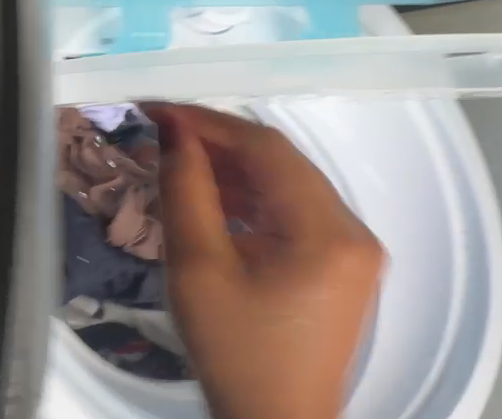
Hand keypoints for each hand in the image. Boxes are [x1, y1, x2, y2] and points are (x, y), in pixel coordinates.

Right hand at [143, 104, 384, 418]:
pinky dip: (240, 190)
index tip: (150, 112)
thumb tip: (170, 128)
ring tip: (167, 159)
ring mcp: (347, 249)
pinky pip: (285, 206)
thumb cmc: (234, 344)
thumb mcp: (196, 260)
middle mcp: (351, 233)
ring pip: (280, 179)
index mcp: (328, 233)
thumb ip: (184, 185)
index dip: (204, 121)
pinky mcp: (334, 263)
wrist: (272, 417)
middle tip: (153, 130)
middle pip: (277, 159)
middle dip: (212, 137)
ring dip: (223, 163)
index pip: (265, 148)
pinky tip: (199, 192)